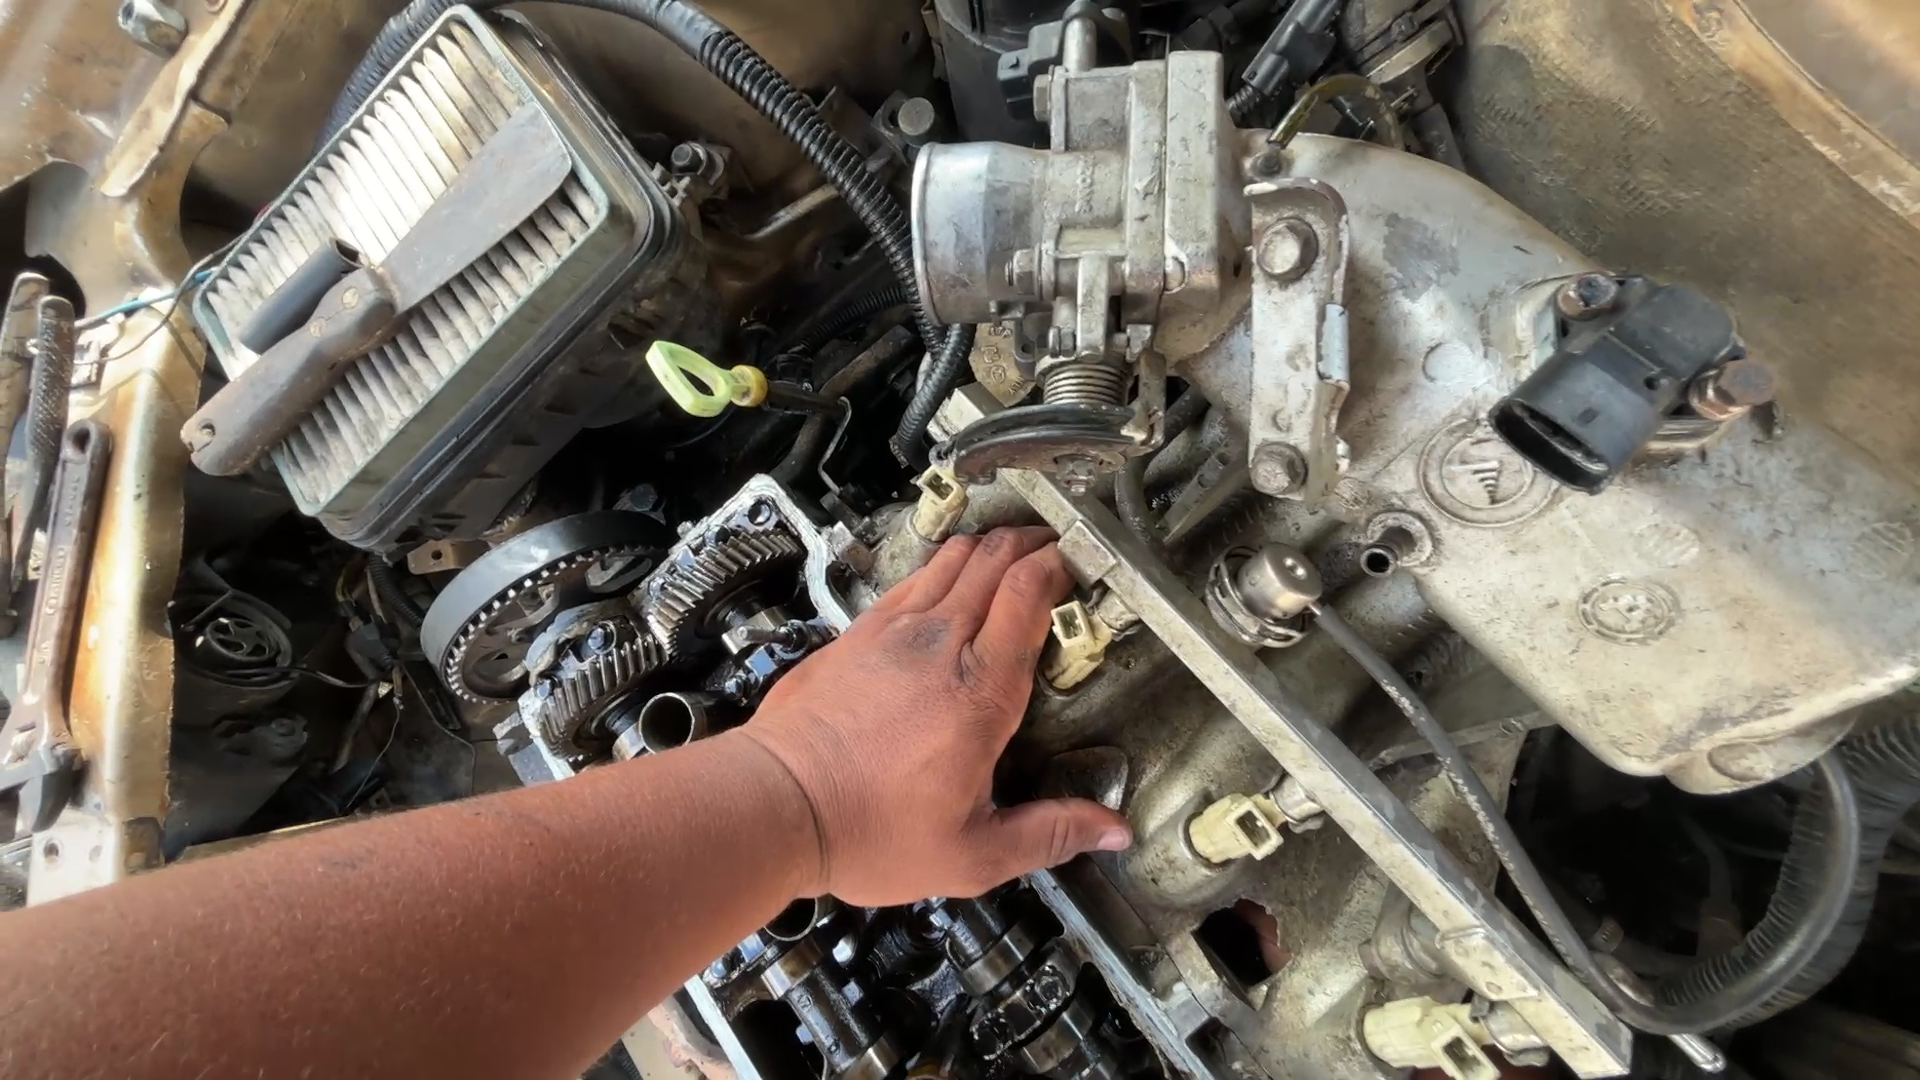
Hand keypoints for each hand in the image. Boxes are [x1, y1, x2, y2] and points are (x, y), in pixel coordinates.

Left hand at [743, 527, 1132, 905]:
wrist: (775, 803)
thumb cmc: (869, 830)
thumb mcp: (972, 854)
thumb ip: (1049, 832)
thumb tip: (1113, 828)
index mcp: (981, 690)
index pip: (1029, 593)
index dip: (1059, 565)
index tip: (1080, 563)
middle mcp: (940, 643)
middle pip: (995, 560)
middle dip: (1032, 541)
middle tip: (1056, 544)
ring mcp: (893, 629)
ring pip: (953, 559)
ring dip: (989, 545)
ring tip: (1012, 547)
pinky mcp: (858, 630)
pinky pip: (912, 577)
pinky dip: (942, 563)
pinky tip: (949, 573)